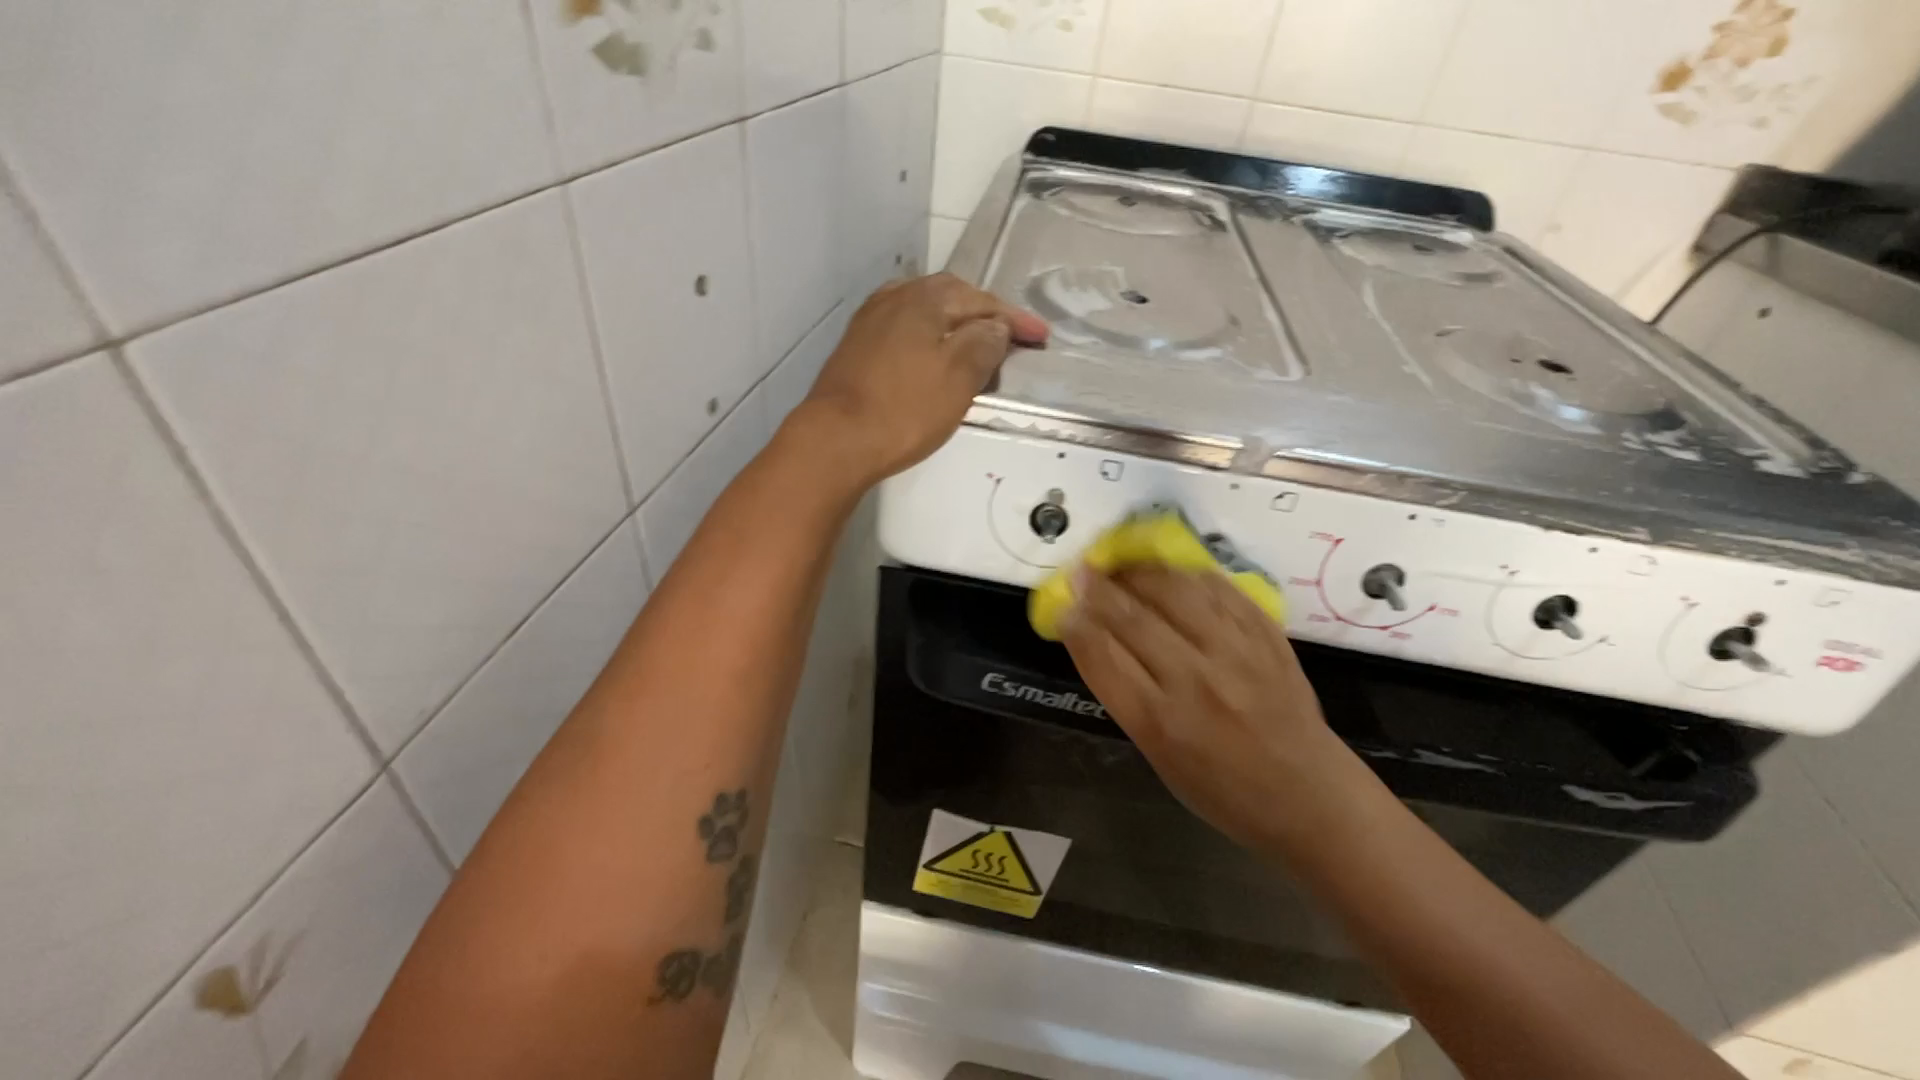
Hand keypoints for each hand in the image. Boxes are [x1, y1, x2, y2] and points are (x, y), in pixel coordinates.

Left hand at [797, 274, 1047, 485]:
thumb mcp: (959, 377)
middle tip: (1010, 337)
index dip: (1015, 320)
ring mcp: (870, 321)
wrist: (835, 440)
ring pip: (924, 311)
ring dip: (954, 324)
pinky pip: (904, 329)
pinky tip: (932, 355)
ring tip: (975, 344)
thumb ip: (984, 344)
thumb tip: (995, 327)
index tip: (1042, 338)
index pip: (982, 301)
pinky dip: (928, 337)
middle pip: (951, 297)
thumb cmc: (904, 410)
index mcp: (925, 299)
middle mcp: (895, 298)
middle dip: (983, 315)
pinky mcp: (856, 347)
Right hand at [1060, 567, 1375, 852]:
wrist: (1307, 795)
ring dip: (1139, 572)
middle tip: (1080, 572)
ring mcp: (1235, 652)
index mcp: (1159, 721)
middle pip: (1132, 617)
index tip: (1061, 607)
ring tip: (1120, 565)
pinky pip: (1219, 589)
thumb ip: (1128, 697)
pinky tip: (1170, 573)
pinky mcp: (1266, 634)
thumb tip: (1098, 641)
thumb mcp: (1158, 756)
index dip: (1075, 624)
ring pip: (1175, 590)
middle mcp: (1195, 679)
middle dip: (1097, 589)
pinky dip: (1186, 575)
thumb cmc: (1222, 791)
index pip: (1101, 655)